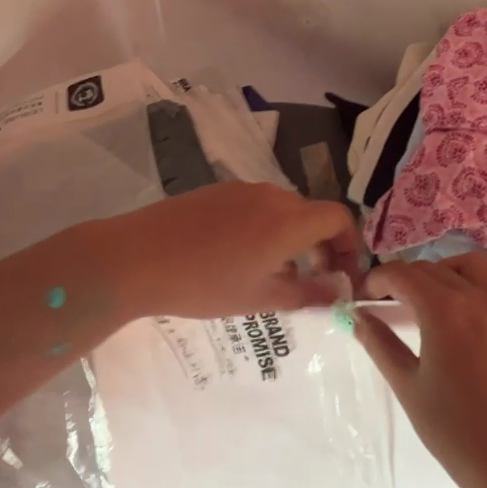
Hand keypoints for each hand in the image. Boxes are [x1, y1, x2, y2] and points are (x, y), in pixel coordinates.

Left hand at [87, 182, 362, 319]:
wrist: (136, 257)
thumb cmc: (203, 284)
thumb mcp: (260, 298)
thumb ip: (308, 293)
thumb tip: (341, 292)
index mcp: (288, 220)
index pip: (339, 217)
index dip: (350, 246)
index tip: (343, 278)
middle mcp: (270, 195)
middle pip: (312, 213)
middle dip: (322, 246)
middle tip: (314, 283)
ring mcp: (240, 189)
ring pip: (283, 210)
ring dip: (293, 239)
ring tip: (276, 276)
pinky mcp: (216, 192)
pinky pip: (256, 207)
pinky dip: (265, 229)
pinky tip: (241, 259)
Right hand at [353, 253, 486, 487]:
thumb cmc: (453, 432)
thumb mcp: (407, 387)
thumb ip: (380, 344)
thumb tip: (358, 316)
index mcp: (444, 310)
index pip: (403, 274)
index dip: (378, 278)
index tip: (363, 294)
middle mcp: (480, 300)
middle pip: (435, 270)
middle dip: (406, 278)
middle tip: (387, 302)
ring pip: (479, 270)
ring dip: (451, 270)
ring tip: (434, 294)